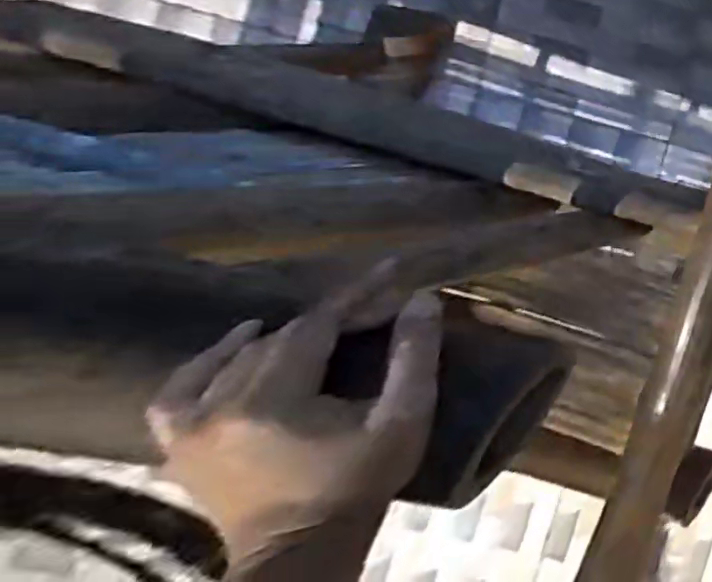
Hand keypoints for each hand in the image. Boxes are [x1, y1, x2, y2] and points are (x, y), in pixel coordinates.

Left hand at [146, 266, 442, 565]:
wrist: (300, 552)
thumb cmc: (359, 480)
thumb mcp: (405, 414)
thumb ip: (414, 353)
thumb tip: (420, 298)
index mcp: (270, 401)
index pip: (315, 325)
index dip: (356, 296)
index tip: (392, 271)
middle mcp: (217, 409)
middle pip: (281, 338)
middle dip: (333, 316)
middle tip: (377, 307)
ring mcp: (187, 431)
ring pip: (239, 357)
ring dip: (288, 334)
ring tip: (327, 326)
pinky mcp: (179, 448)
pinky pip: (179, 391)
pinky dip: (210, 362)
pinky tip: (240, 342)